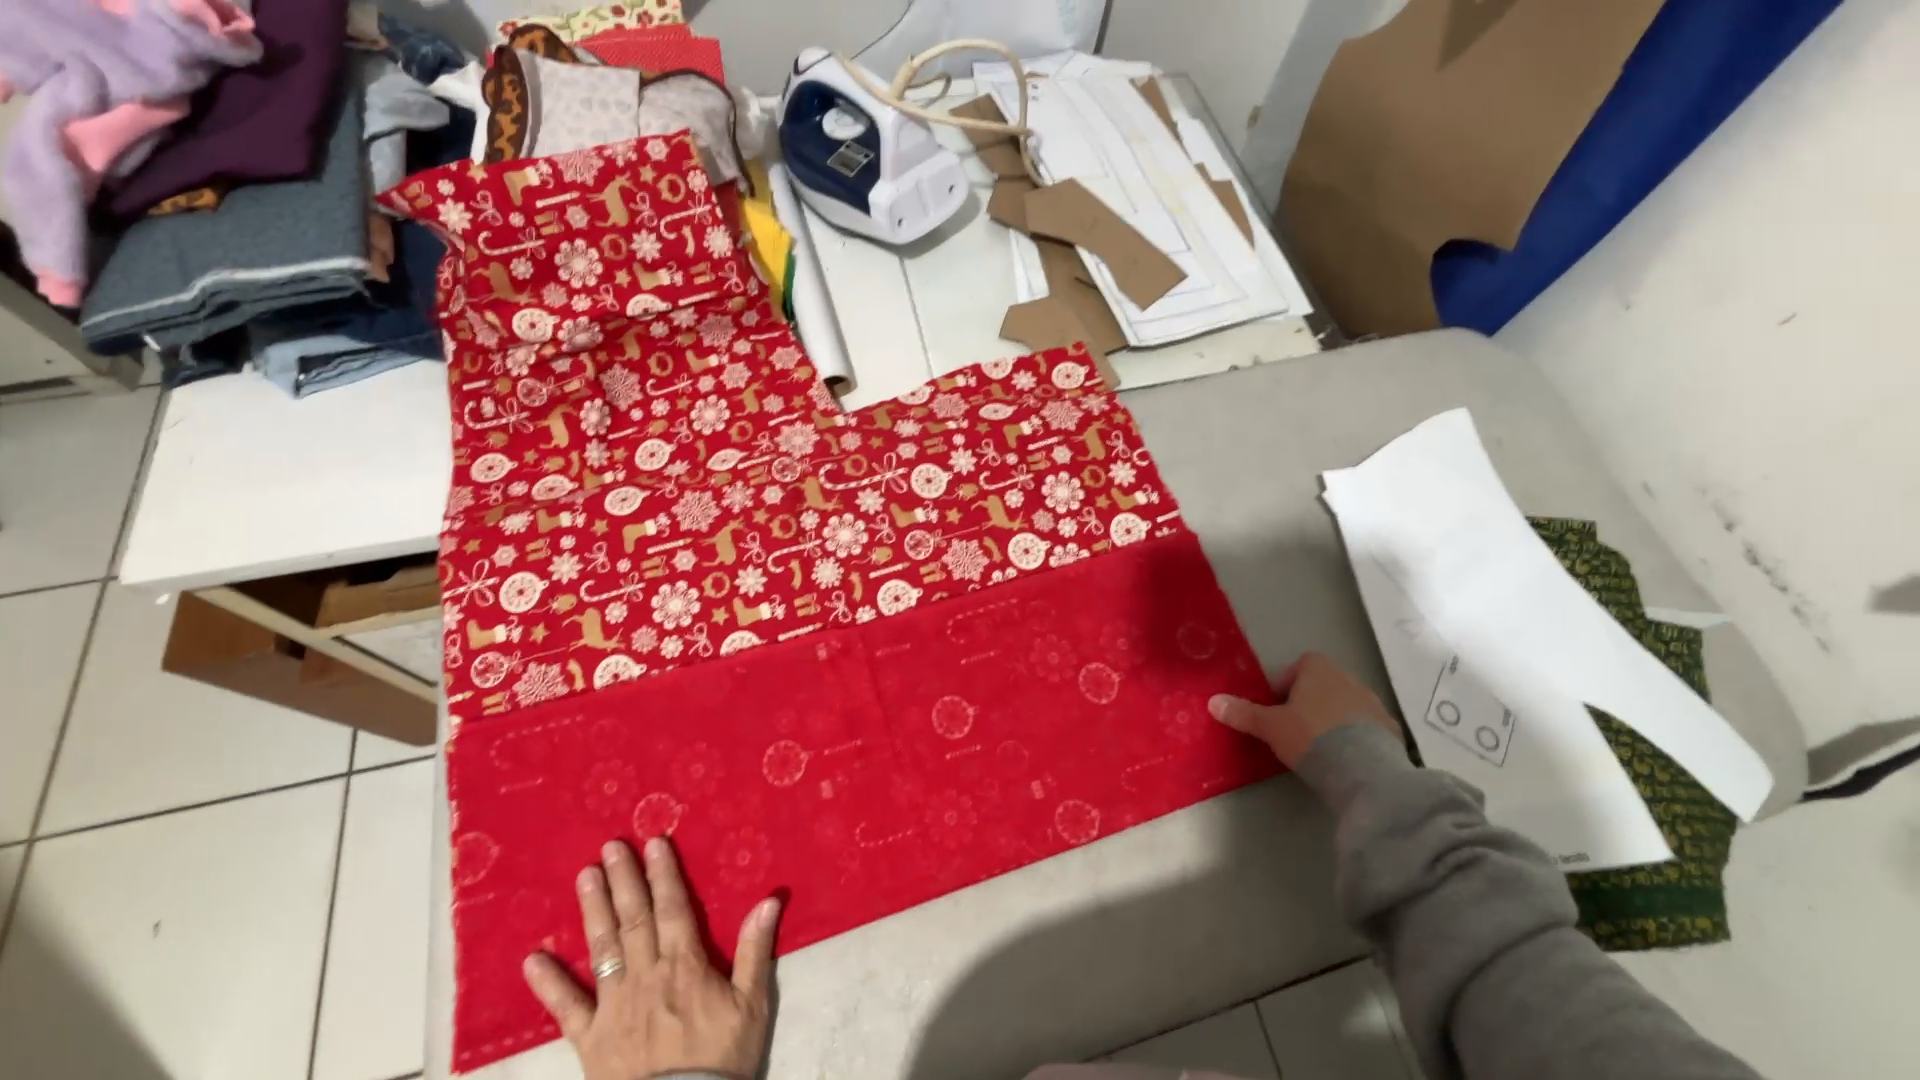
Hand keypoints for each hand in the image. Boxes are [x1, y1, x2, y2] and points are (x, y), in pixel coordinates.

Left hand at [522, 837, 781, 1079]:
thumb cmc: (721, 1057)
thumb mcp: (752, 1003)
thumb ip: (754, 950)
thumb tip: (769, 901)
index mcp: (684, 965)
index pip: (672, 908)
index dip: (663, 874)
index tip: (653, 843)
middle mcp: (645, 975)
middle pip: (634, 919)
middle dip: (624, 879)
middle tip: (611, 846)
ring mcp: (613, 1005)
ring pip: (602, 948)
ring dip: (593, 910)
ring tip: (584, 876)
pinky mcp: (590, 1038)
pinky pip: (566, 1008)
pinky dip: (549, 984)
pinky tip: (532, 959)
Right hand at [1208, 652, 1403, 768]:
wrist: (1362, 769)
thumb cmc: (1310, 737)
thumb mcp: (1270, 727)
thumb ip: (1243, 713)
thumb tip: (1213, 702)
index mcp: (1319, 670)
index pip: (1302, 664)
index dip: (1288, 683)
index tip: (1278, 707)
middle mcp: (1349, 680)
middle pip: (1325, 684)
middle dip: (1311, 702)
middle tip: (1294, 728)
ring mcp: (1374, 704)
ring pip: (1347, 705)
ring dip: (1334, 718)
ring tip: (1320, 747)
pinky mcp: (1390, 730)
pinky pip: (1367, 727)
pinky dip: (1356, 737)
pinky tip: (1345, 760)